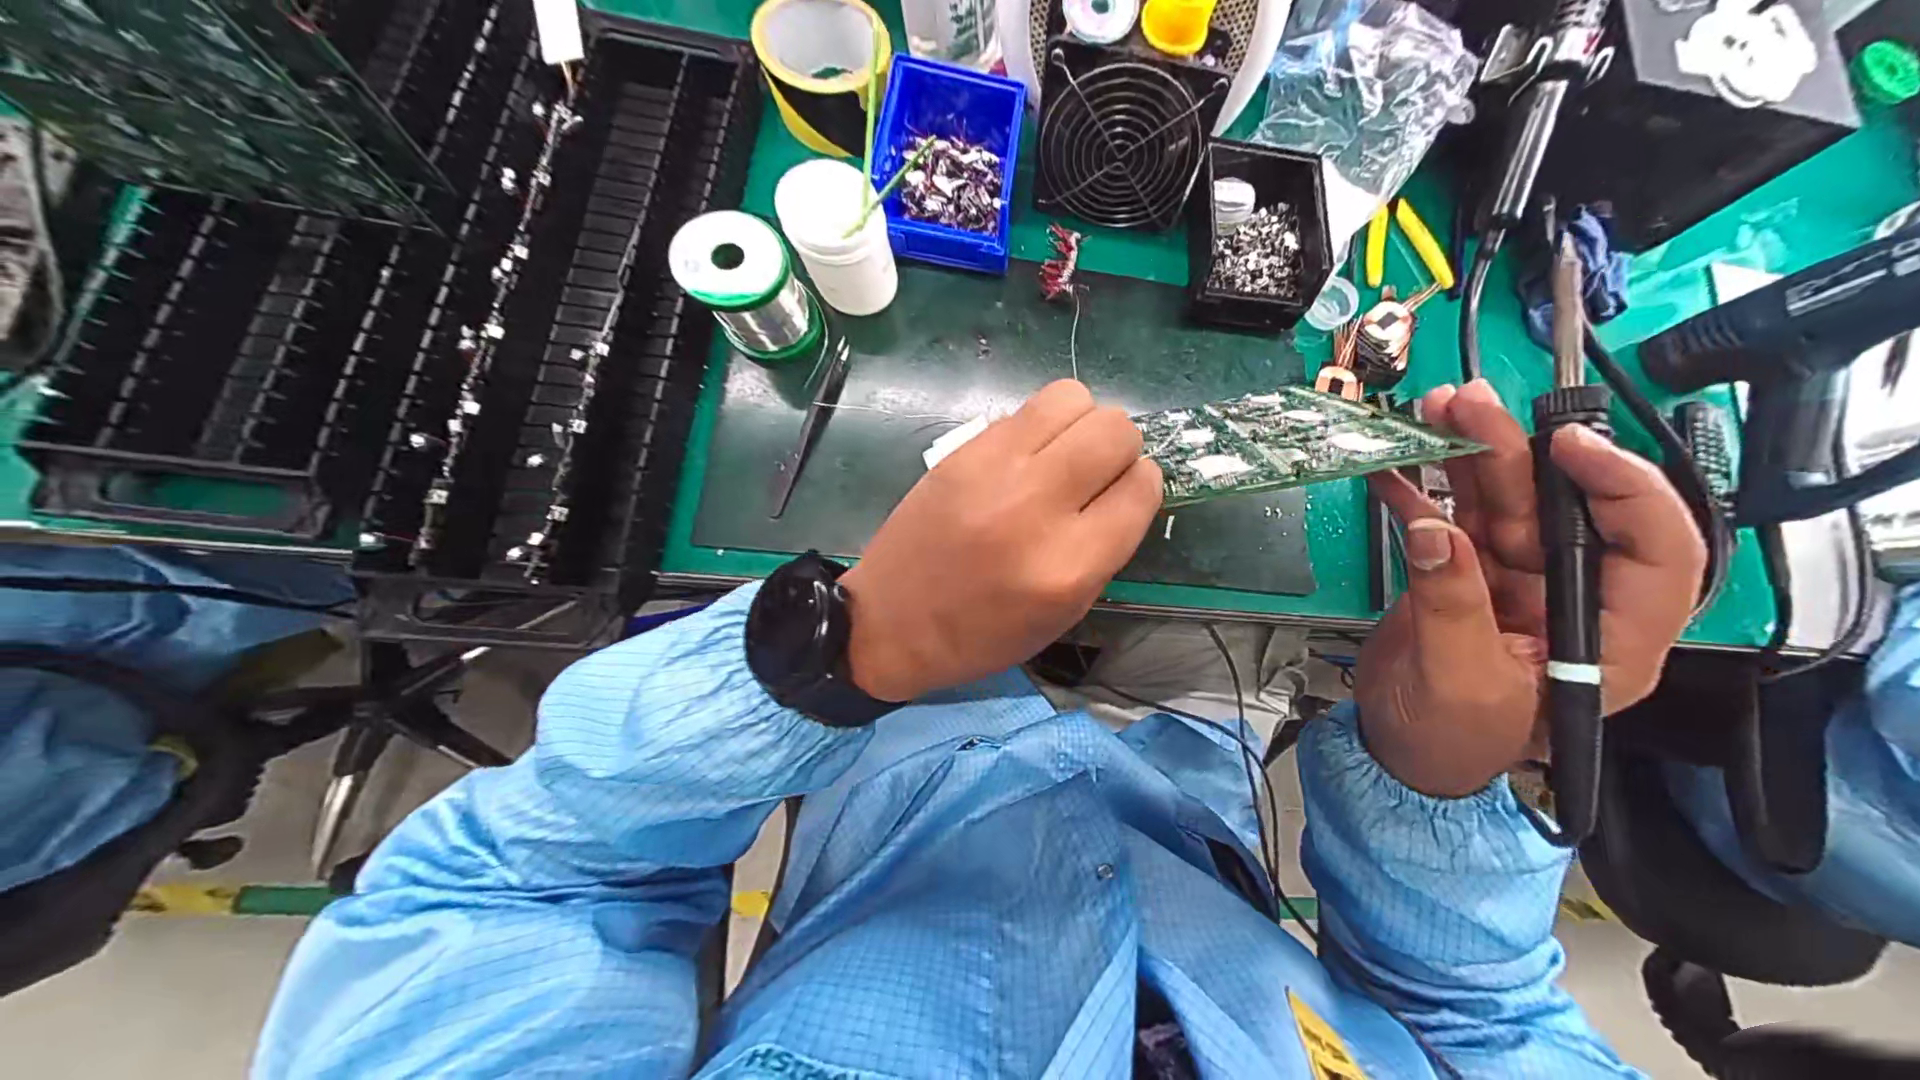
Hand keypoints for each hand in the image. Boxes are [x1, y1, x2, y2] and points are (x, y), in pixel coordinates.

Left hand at [839, 380, 1163, 700]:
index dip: (1142, 486)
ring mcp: (994, 470)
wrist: (891, 622)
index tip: (1124, 494)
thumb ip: (1103, 550)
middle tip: (1094, 473)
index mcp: (1069, 565)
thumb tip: (1123, 490)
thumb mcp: (1062, 614)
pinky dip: (1037, 426)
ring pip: (1073, 398)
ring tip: (1061, 455)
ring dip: (1081, 422)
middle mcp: (1037, 507)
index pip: (1142, 488)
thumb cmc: (981, 635)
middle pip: (1115, 430)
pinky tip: (1021, 458)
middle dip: (1119, 448)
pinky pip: (1024, 409)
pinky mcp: (961, 451)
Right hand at [1357, 379, 1705, 796]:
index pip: (1653, 552)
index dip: (1624, 491)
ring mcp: (1508, 581)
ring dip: (1463, 457)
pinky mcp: (1458, 574)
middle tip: (1467, 404)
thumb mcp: (1458, 679)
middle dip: (1515, 452)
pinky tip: (1395, 467)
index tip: (1570, 445)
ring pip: (1496, 503)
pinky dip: (1416, 493)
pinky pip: (1443, 522)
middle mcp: (1567, 597)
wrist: (1401, 747)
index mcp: (1607, 637)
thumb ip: (1452, 606)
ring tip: (1433, 413)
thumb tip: (1434, 532)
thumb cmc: (1450, 737)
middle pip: (1555, 510)